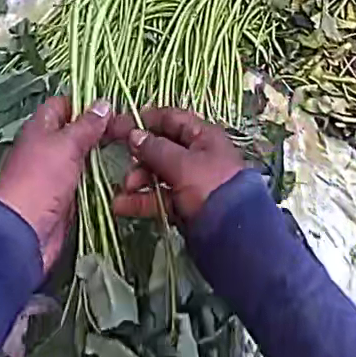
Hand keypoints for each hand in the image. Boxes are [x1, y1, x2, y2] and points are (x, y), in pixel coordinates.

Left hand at [0, 96, 110, 270]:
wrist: (25, 233)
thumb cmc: (41, 179)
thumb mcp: (66, 145)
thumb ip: (87, 125)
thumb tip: (104, 104)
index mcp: (41, 127)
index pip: (64, 104)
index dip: (86, 103)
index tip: (111, 107)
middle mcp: (47, 146)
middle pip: (76, 130)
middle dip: (99, 129)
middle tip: (127, 129)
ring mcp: (56, 171)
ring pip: (83, 154)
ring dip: (102, 153)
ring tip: (130, 147)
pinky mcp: (65, 195)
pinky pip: (85, 178)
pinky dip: (99, 175)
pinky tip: (120, 172)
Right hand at [109, 107, 245, 224]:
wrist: (234, 237)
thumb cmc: (210, 187)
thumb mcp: (183, 164)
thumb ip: (156, 149)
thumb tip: (134, 134)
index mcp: (202, 136)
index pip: (172, 119)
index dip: (148, 120)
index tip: (123, 124)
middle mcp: (196, 155)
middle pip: (162, 148)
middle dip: (140, 156)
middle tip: (123, 164)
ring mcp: (190, 181)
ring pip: (158, 174)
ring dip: (138, 181)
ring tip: (123, 191)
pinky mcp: (184, 206)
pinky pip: (160, 197)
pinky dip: (142, 201)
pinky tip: (122, 206)